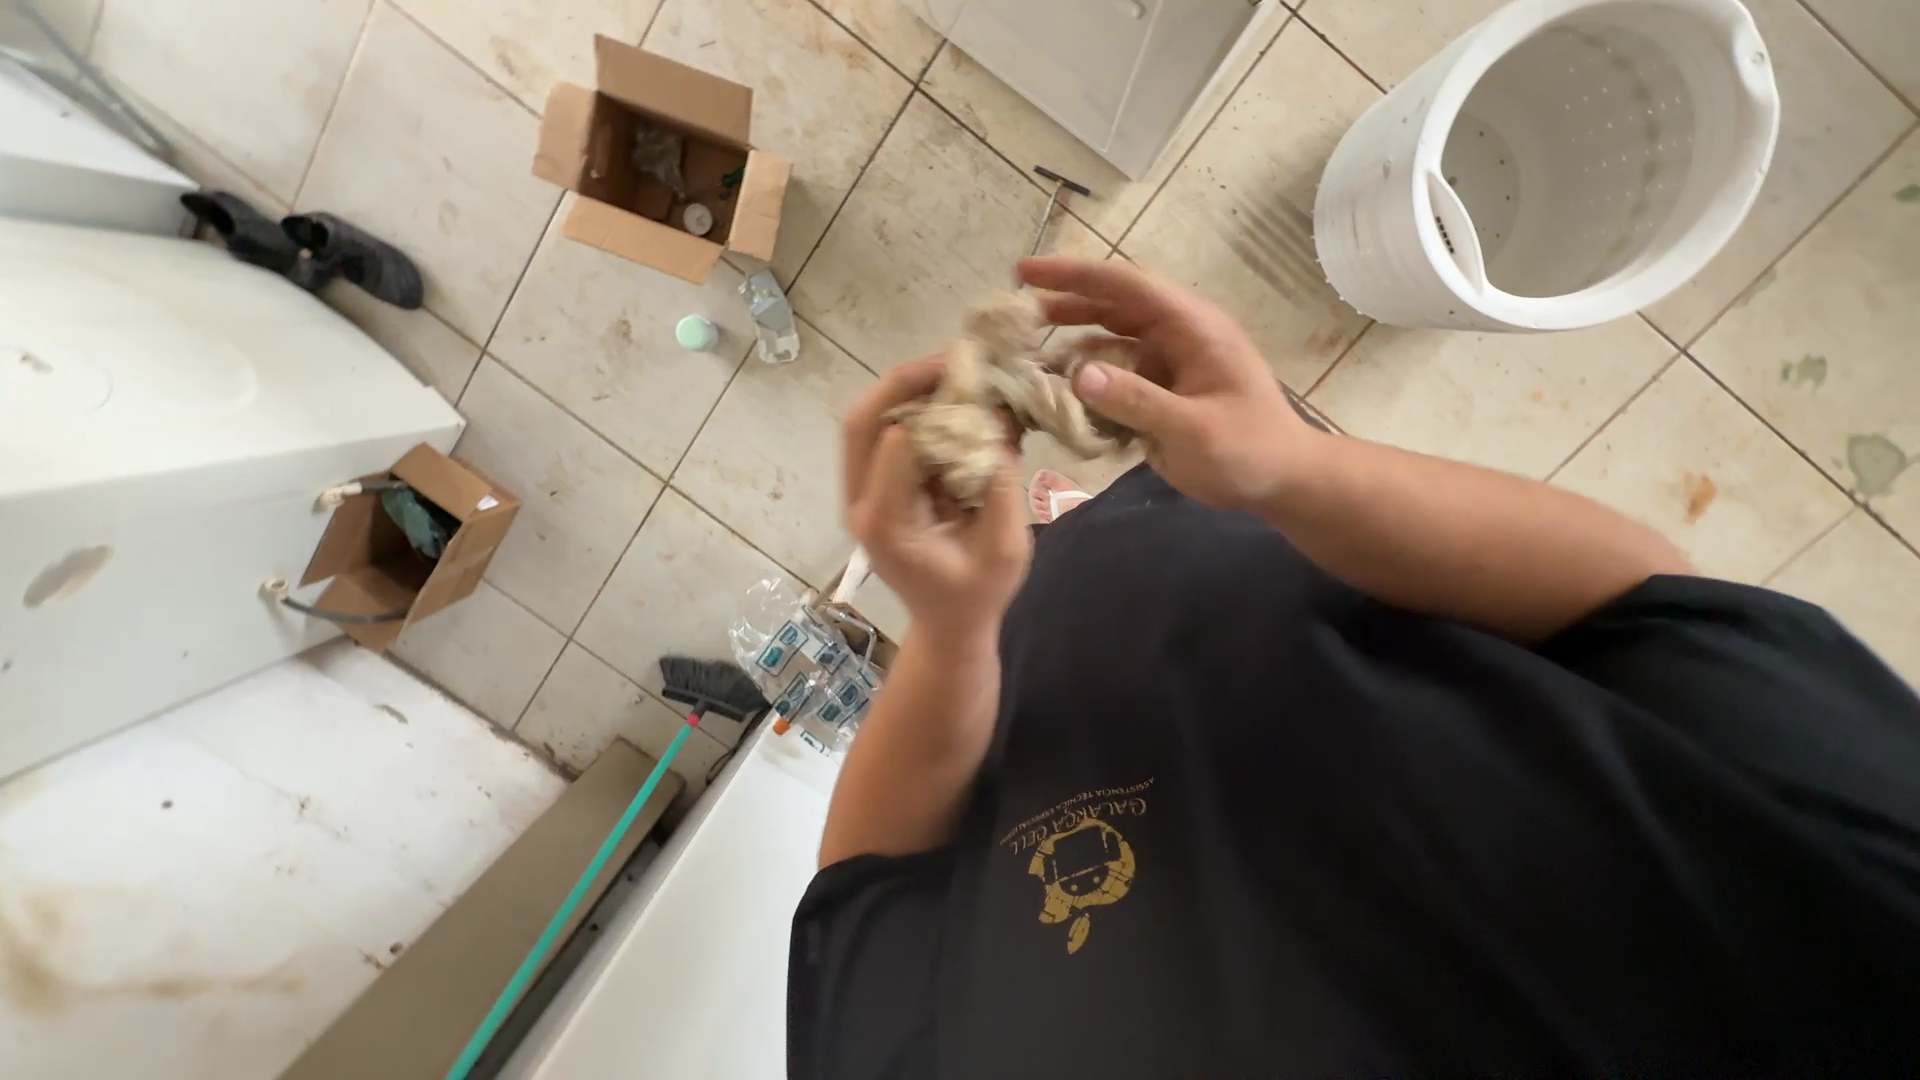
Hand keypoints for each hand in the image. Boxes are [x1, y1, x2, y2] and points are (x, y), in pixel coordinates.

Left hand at [843, 357, 1031, 648]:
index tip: (971, 387)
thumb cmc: (977, 595)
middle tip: (952, 360)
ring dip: (904, 389)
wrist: (947, 624)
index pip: (893, 451)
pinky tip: (945, 394)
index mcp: (889, 527)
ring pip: (865, 422)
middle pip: (862, 424)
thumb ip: (1001, 485)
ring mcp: (861, 495)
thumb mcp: (1005, 548)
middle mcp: (862, 506)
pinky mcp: (871, 487)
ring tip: (950, 370)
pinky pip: (879, 433)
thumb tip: (998, 420)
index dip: (929, 411)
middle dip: (904, 382)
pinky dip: (909, 407)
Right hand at [1019, 256, 1322, 512]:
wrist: (1281, 481)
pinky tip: (1058, 395)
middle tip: (1013, 317)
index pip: (1125, 286)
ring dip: (1070, 346)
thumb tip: (1076, 374)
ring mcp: (1165, 363)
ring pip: (1108, 341)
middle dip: (1063, 305)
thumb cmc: (1249, 450)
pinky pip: (1114, 377)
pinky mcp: (1157, 392)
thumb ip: (1137, 401)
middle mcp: (1174, 335)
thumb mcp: (1194, 430)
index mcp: (1191, 327)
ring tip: (1027, 357)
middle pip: (1111, 307)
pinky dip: (1086, 383)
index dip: (1073, 276)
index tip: (1025, 273)